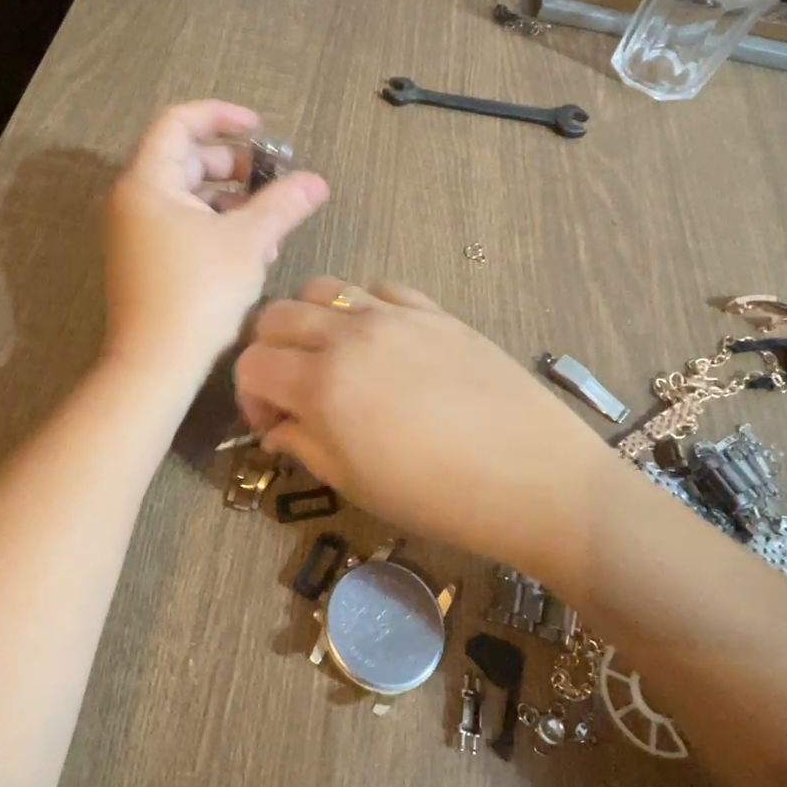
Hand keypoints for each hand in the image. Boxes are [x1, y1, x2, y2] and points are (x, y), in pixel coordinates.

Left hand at [103, 101, 328, 375]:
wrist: (156, 364)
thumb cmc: (198, 293)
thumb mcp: (248, 242)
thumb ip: (282, 204)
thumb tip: (317, 181)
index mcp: (146, 181)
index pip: (178, 122)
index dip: (221, 116)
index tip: (260, 128)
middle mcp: (132, 199)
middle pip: (184, 159)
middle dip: (233, 165)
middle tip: (271, 179)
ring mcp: (134, 232)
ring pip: (187, 197)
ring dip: (231, 202)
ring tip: (270, 225)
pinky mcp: (143, 260)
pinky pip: (181, 225)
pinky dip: (215, 226)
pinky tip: (252, 252)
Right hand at [234, 277, 609, 552]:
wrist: (537, 479)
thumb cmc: (439, 497)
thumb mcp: (355, 483)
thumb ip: (304, 445)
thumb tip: (277, 428)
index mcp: (323, 383)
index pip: (251, 364)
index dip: (249, 397)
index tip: (271, 425)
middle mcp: (349, 334)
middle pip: (277, 316)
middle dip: (269, 352)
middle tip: (291, 390)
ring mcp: (395, 315)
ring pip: (322, 289)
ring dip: (309, 321)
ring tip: (331, 359)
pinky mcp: (434, 310)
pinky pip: (378, 289)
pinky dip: (361, 308)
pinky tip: (379, 343)